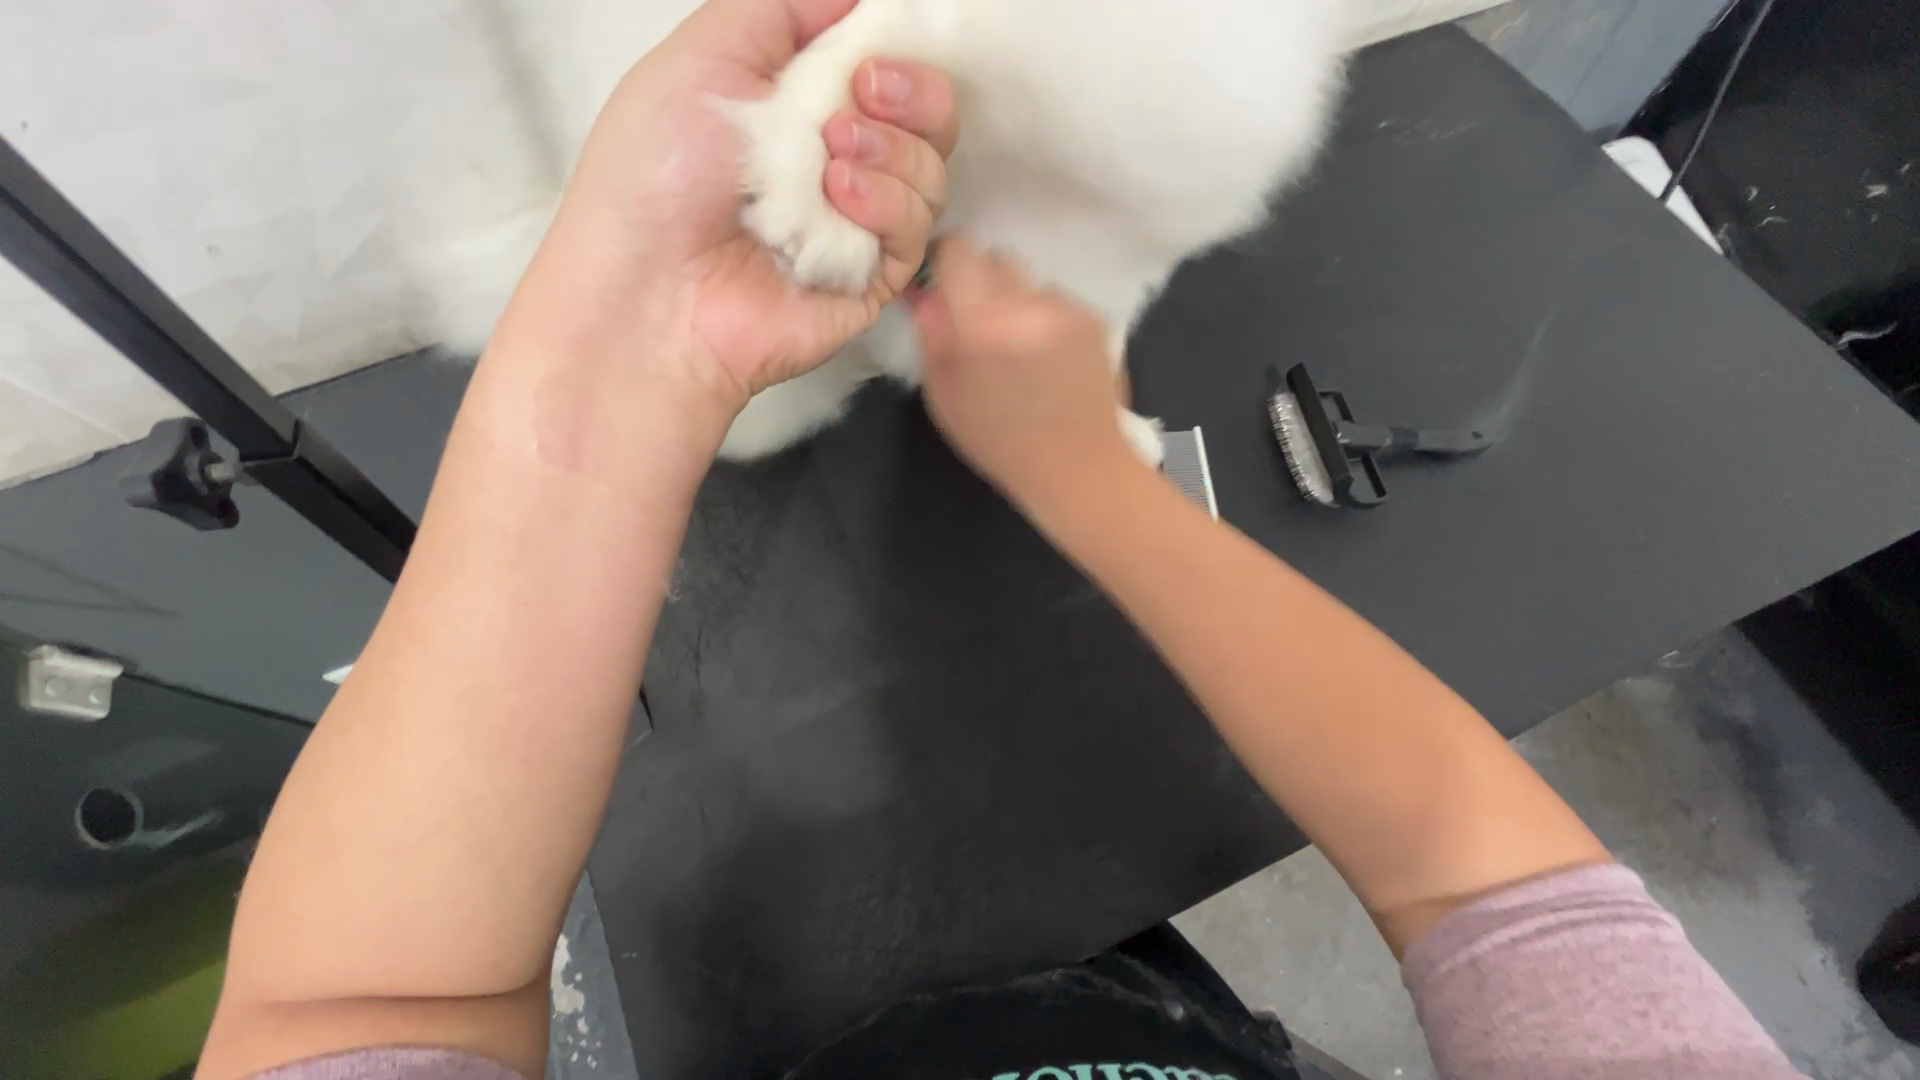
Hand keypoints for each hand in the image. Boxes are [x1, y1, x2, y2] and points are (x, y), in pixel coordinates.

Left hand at [515, 0, 958, 414]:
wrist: (653, 291)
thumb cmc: (659, 173)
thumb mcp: (707, 56)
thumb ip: (781, 11)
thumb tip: (858, 3)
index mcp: (805, 112)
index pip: (889, 73)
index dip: (899, 53)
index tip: (872, 54)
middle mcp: (842, 167)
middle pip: (932, 123)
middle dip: (915, 95)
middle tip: (865, 95)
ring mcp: (860, 228)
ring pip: (932, 175)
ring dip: (892, 151)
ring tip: (831, 159)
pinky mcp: (873, 280)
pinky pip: (917, 233)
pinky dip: (888, 204)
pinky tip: (840, 197)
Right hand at [913, 238, 1144, 507]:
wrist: (1079, 467)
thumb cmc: (1000, 442)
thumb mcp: (945, 397)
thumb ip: (932, 336)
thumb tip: (926, 293)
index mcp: (981, 321)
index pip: (959, 250)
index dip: (947, 261)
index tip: (945, 284)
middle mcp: (1027, 302)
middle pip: (996, 259)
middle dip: (983, 283)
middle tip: (982, 326)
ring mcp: (1067, 308)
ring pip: (1031, 282)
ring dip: (1020, 302)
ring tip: (1022, 350)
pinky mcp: (1096, 319)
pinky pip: (1059, 302)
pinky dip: (1049, 320)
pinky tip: (1052, 360)